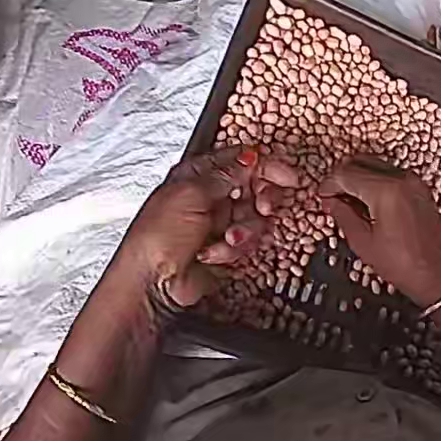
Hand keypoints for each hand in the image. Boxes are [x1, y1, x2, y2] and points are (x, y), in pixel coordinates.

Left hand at [110, 146, 300, 312]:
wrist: (153, 282)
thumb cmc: (158, 237)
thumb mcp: (191, 194)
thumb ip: (226, 174)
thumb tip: (249, 158)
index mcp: (198, 176)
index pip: (240, 161)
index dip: (265, 166)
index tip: (287, 177)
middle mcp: (211, 197)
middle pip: (255, 189)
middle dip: (262, 200)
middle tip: (263, 208)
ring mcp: (220, 223)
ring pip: (255, 218)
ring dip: (245, 230)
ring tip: (228, 239)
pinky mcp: (227, 247)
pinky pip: (249, 242)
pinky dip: (235, 249)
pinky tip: (217, 253)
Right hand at [319, 156, 440, 305]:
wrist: (439, 275)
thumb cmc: (403, 264)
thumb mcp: (364, 242)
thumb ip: (343, 216)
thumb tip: (331, 202)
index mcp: (386, 190)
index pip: (346, 174)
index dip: (329, 184)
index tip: (322, 197)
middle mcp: (401, 178)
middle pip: (360, 162)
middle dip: (342, 177)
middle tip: (331, 198)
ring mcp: (413, 181)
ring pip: (375, 165)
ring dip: (357, 177)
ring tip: (347, 202)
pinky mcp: (419, 188)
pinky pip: (390, 173)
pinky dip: (374, 181)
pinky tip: (366, 202)